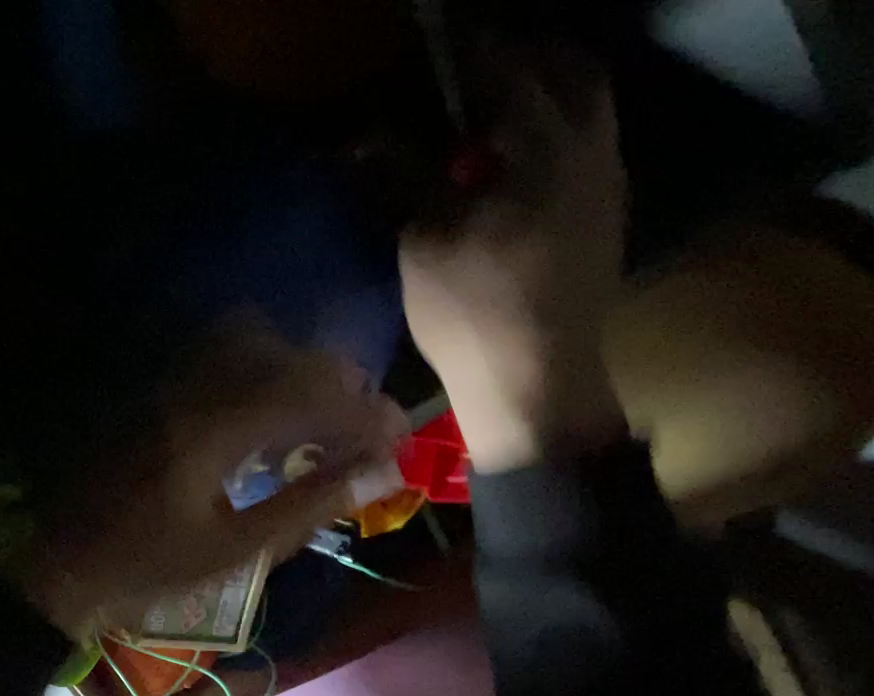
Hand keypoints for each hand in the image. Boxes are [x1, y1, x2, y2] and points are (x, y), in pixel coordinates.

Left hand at [19, 313, 402, 640]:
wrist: (61, 568)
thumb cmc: (146, 570)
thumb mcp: (232, 550)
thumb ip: (307, 505)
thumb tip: (381, 471)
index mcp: (211, 430)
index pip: (309, 392)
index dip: (364, 410)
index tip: (397, 437)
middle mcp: (186, 394)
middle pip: (281, 355)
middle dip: (337, 383)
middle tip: (364, 427)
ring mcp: (159, 392)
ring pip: (245, 349)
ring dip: (294, 372)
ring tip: (320, 420)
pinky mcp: (143, 400)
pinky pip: (210, 366)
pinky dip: (252, 378)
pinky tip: (262, 421)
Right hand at [399, 52, 628, 471]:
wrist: (536, 378)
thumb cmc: (472, 310)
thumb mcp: (424, 242)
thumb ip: (406, 178)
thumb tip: (362, 140)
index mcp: (548, 151)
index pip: (512, 76)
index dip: (473, 55)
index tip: (443, 43)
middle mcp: (594, 153)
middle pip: (573, 78)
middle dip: (526, 62)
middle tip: (478, 68)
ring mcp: (607, 186)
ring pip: (587, 113)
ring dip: (545, 97)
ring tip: (491, 114)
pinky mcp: (604, 219)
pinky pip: (587, 147)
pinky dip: (553, 133)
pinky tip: (514, 162)